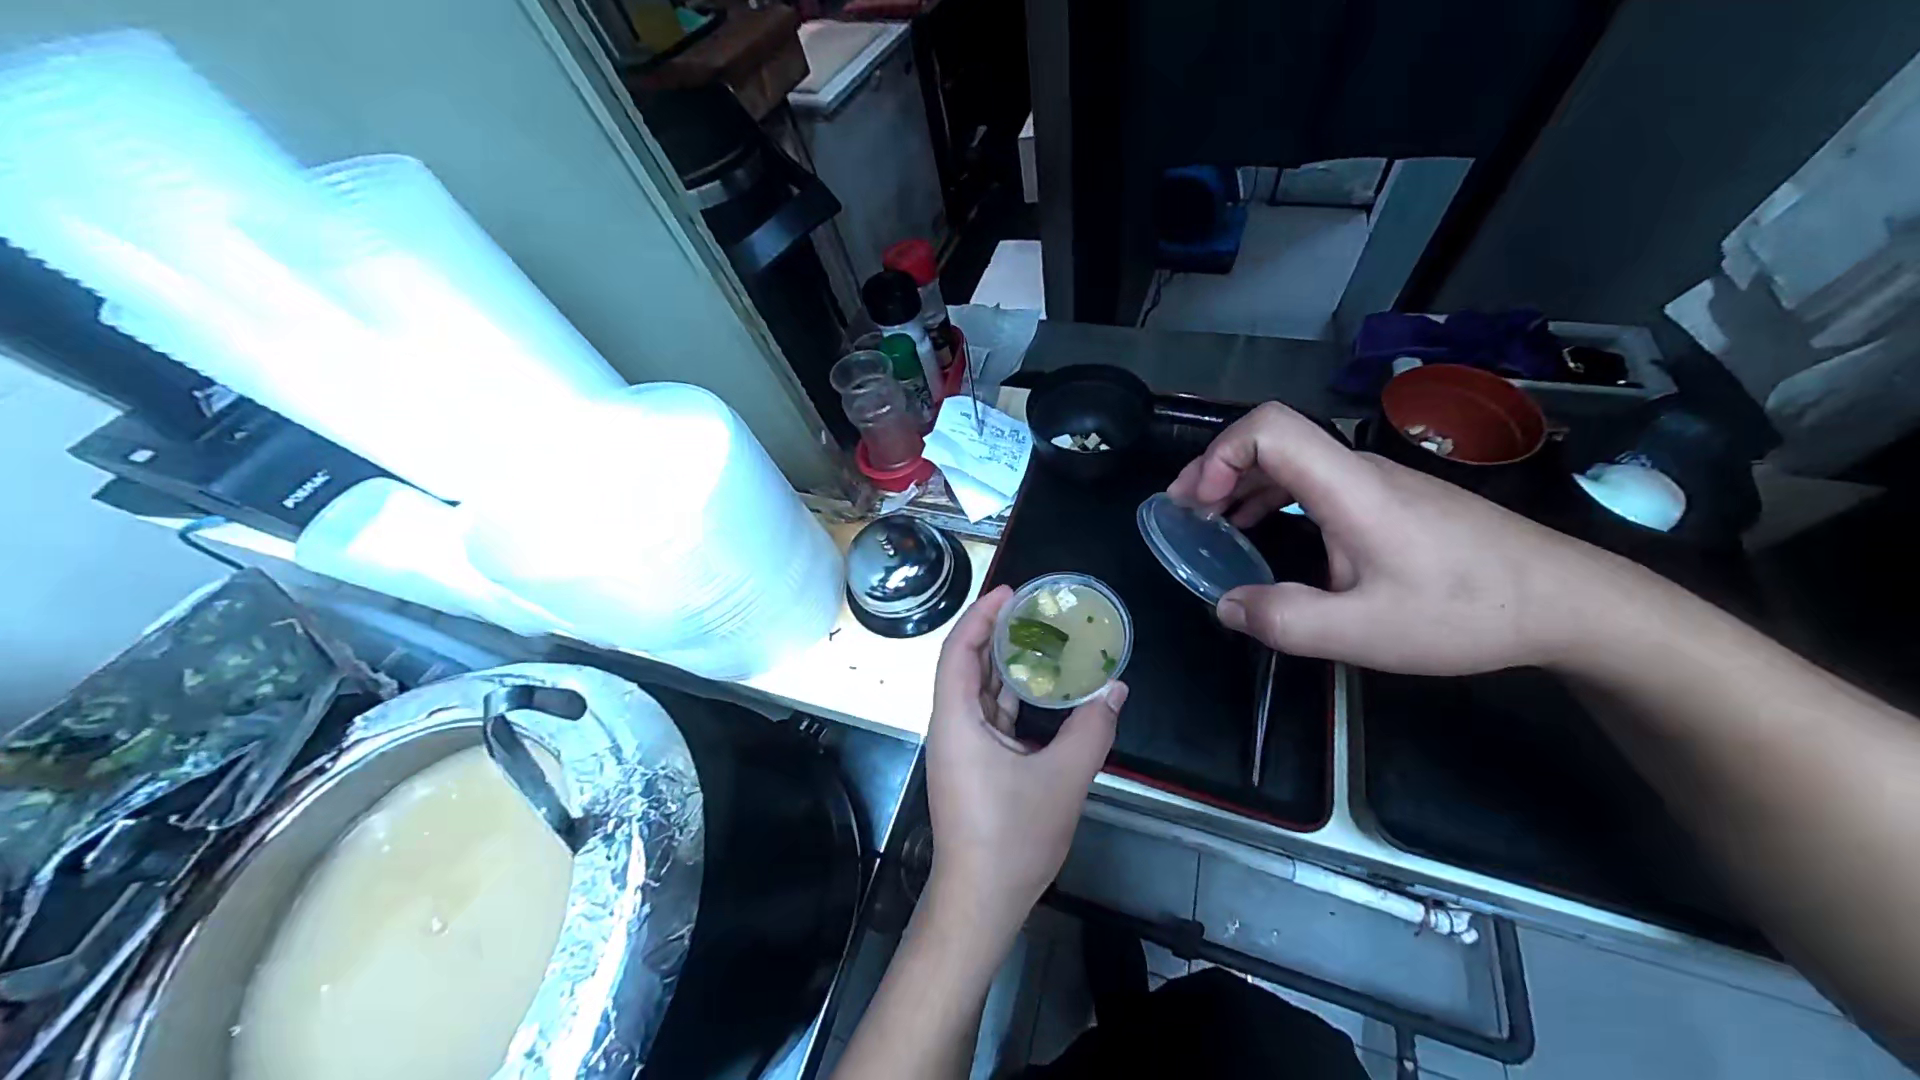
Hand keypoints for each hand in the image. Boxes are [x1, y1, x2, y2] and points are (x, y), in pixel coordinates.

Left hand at [924, 586, 1126, 944]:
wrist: (980, 900)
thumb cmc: (1011, 838)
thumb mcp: (1062, 780)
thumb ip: (1091, 730)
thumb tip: (1116, 689)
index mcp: (956, 720)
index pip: (958, 651)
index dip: (980, 615)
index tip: (1010, 592)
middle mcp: (951, 726)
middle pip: (966, 664)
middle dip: (995, 632)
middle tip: (1033, 608)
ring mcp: (961, 747)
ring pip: (978, 690)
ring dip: (1003, 663)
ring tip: (1040, 637)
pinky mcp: (974, 764)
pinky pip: (990, 715)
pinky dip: (1011, 695)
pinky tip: (1041, 688)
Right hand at [1168, 402, 1627, 674]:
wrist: (1569, 601)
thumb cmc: (1466, 610)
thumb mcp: (1365, 633)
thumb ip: (1284, 621)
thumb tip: (1225, 606)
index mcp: (1348, 488)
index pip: (1270, 428)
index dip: (1219, 454)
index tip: (1199, 503)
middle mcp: (1357, 471)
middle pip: (1270, 439)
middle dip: (1214, 469)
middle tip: (1182, 513)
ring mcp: (1374, 483)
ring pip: (1290, 459)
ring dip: (1238, 483)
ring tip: (1207, 521)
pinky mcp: (1386, 500)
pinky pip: (1311, 481)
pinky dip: (1269, 496)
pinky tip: (1258, 528)